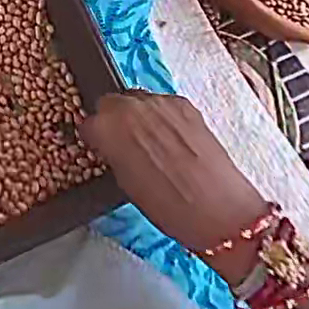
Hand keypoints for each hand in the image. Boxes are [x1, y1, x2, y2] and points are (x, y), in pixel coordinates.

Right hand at [79, 91, 267, 255]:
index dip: (96, 138)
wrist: (217, 208)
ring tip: (152, 143)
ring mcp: (160, 101)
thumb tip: (112, 145)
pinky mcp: (185, 103)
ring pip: (138, 100)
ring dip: (138, 116)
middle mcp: (131, 106)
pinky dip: (162, 116)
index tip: (102, 148)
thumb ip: (113, 152)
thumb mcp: (124, 181)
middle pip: (112, 103)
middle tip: (125, 144)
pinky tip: (172, 140)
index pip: (90, 122)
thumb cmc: (166, 205)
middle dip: (114, 120)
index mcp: (108, 126)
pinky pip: (162, 104)